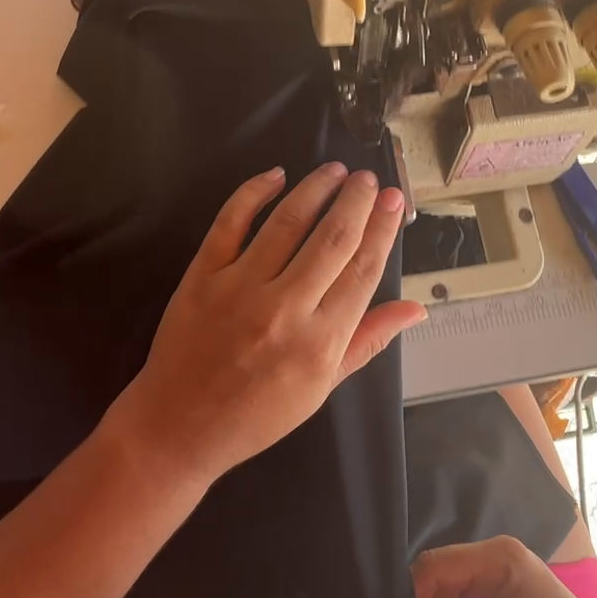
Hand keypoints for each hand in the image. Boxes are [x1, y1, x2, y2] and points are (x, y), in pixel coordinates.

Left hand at [106, 162, 425, 483]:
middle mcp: (286, 309)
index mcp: (322, 341)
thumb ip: (368, 341)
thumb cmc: (258, 413)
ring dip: (315, 189)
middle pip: (332, 238)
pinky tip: (275, 176)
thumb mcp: (322, 388)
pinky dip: (253, 193)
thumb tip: (415, 308)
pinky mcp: (202, 277)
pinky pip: (230, 222)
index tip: (395, 201)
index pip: (363, 270)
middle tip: (368, 178)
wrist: (181, 427)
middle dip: (356, 201)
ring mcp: (240, 288)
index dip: (383, 229)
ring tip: (334, 170)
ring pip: (287, 223)